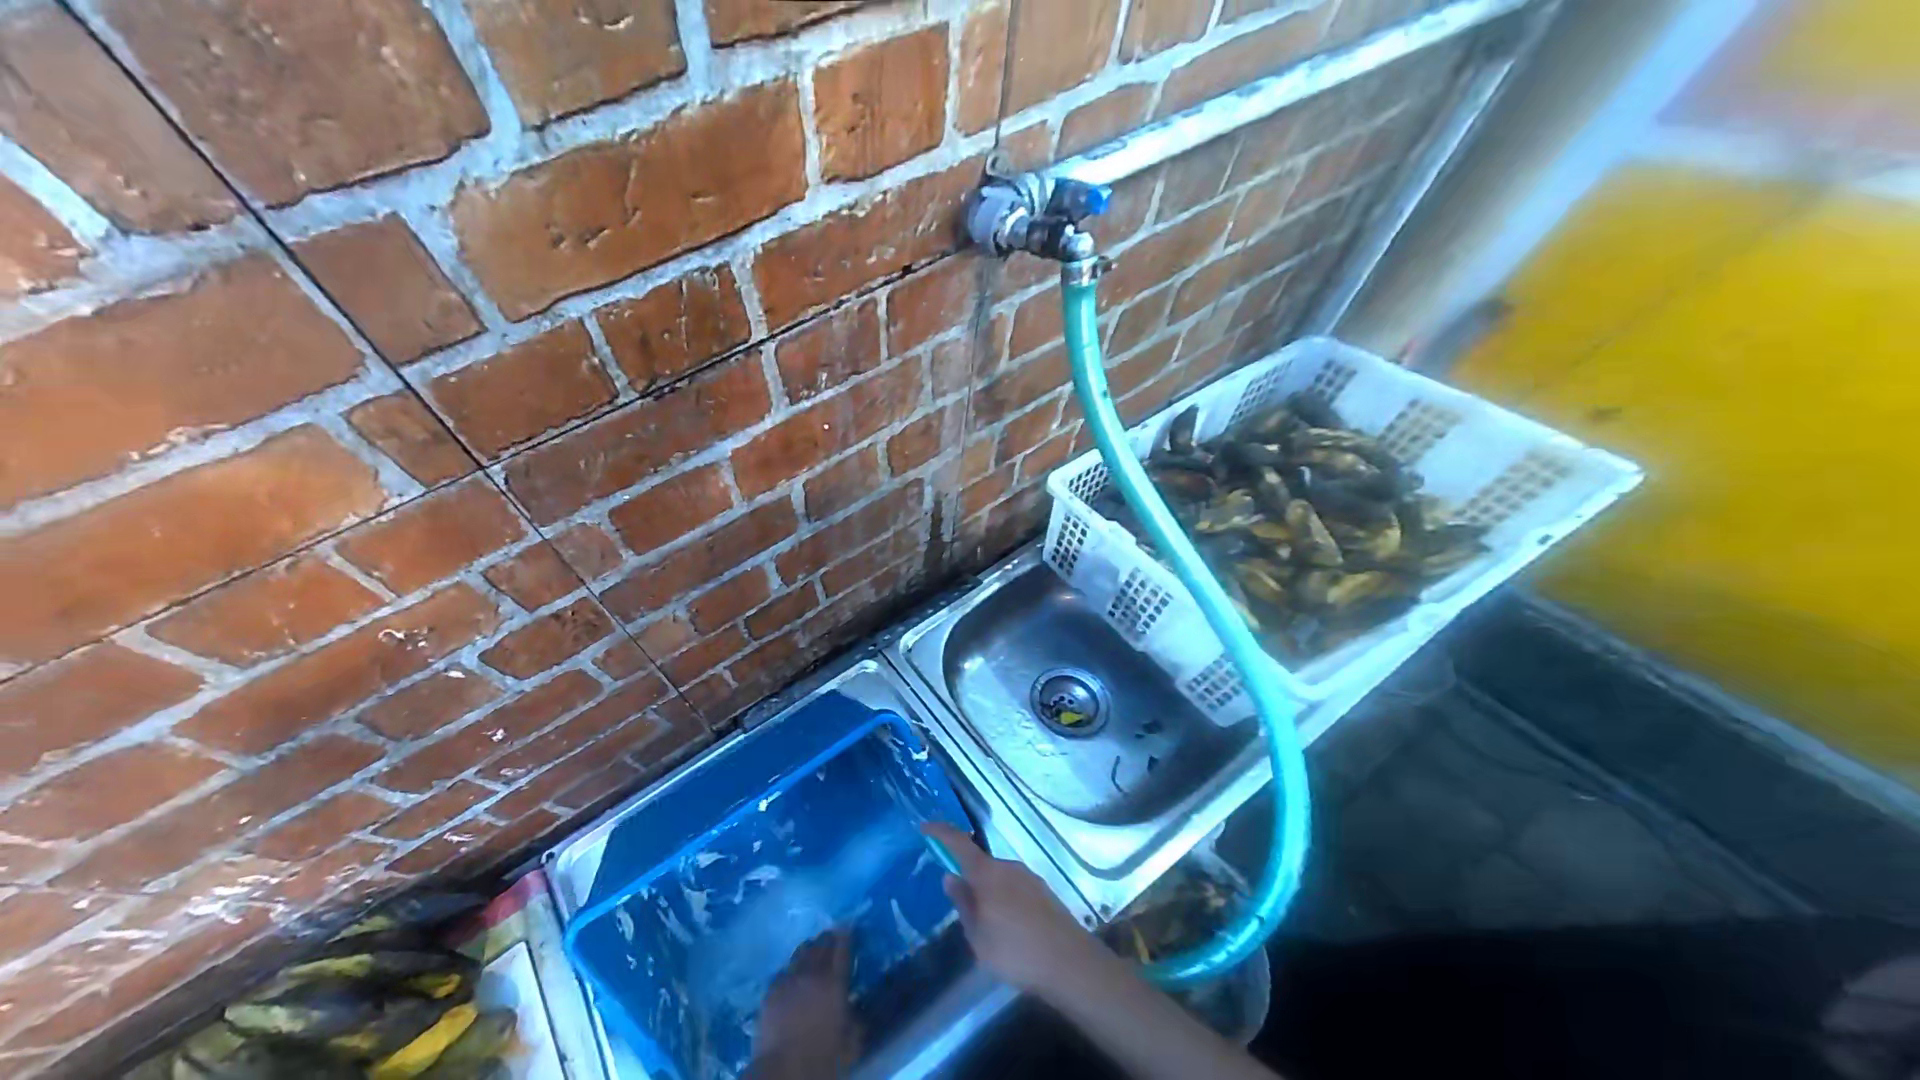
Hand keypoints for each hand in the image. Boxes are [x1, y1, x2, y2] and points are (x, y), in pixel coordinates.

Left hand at [747, 931, 860, 1079]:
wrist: (782, 1072)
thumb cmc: (823, 1059)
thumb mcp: (852, 1041)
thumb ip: (856, 1017)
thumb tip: (854, 1005)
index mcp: (835, 981)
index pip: (842, 946)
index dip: (846, 934)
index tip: (848, 927)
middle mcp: (812, 973)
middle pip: (821, 943)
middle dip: (828, 938)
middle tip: (833, 940)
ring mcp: (788, 980)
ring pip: (800, 951)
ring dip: (810, 949)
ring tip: (813, 953)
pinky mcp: (770, 991)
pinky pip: (783, 970)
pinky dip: (791, 968)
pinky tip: (793, 977)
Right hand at [923, 822, 1117, 1001]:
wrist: (1070, 963)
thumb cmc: (1015, 952)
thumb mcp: (978, 936)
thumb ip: (963, 903)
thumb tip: (951, 877)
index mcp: (987, 874)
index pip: (958, 843)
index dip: (940, 832)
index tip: (925, 826)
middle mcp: (1008, 867)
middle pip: (981, 863)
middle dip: (970, 879)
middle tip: (965, 911)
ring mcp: (1029, 877)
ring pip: (999, 878)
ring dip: (990, 893)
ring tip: (991, 930)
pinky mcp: (1045, 891)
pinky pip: (1015, 888)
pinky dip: (1007, 900)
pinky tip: (1012, 930)